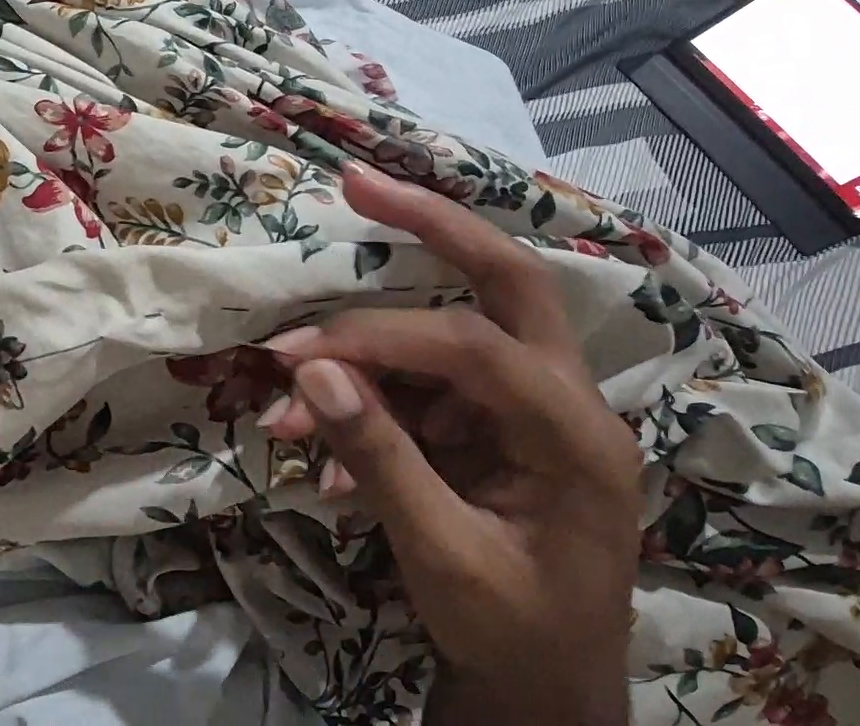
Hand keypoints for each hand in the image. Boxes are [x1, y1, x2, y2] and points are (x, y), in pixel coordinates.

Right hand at [260, 165, 641, 725]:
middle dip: (431, 225)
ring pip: (438, 335)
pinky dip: (359, 394)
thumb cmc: (511, 628)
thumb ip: (380, 457)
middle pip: (505, 282)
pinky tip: (315, 433)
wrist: (544, 687)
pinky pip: (413, 383)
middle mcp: (560, 401)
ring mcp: (522, 407)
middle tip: (359, 184)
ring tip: (284, 388)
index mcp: (575, 437)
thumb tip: (308, 366)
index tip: (295, 351)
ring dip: (358, 350)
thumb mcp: (442, 555)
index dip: (377, 336)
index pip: (473, 347)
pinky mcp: (484, 422)